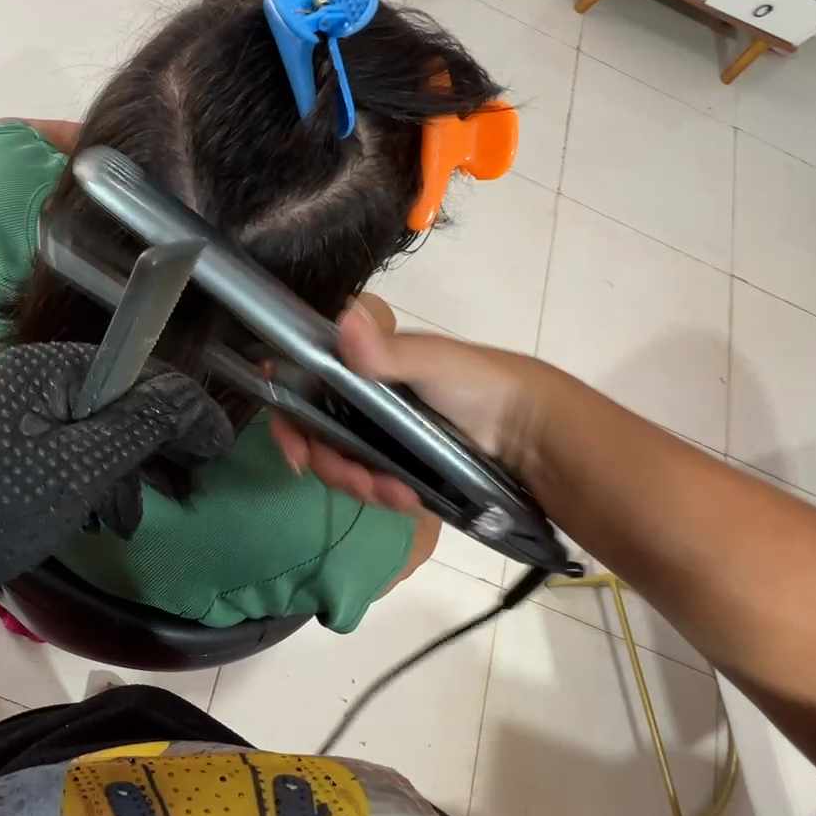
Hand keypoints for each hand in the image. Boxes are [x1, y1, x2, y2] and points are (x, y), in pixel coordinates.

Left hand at [0, 342, 231, 666]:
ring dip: (118, 474)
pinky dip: (89, 480)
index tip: (213, 446)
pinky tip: (98, 516)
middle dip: (145, 448)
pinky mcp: (9, 445)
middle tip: (180, 486)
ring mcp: (14, 413)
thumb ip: (145, 423)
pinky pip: (67, 449)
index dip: (177, 405)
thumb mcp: (87, 464)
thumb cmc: (11, 505)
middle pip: (112, 400)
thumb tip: (195, 400)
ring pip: (91, 430)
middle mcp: (26, 379)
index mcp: (41, 368)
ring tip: (121, 521)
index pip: (130, 367)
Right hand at [269, 303, 554, 515]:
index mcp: (353, 367)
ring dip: (356, 483)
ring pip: (336, 463)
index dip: (285, 417)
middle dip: (326, 462)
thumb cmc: (477, 381)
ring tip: (392, 492)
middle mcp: (353, 400)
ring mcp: (370, 435)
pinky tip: (406, 498)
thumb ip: (386, 350)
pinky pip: (367, 485)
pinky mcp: (391, 465)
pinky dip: (381, 494)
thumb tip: (346, 318)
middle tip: (354, 480)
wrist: (529, 432)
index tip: (294, 448)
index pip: (296, 387)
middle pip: (310, 435)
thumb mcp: (432, 360)